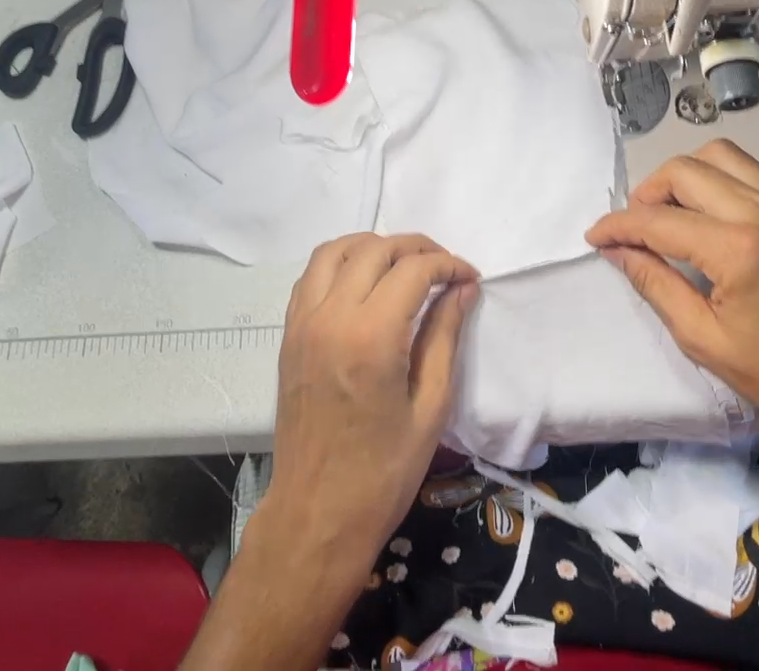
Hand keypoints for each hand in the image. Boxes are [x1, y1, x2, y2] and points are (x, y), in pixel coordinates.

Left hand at [262, 233, 479, 577]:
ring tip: (405, 265)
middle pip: (374, 250)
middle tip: (445, 269)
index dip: (448, 265)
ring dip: (373, 246)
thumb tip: (462, 289)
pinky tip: (364, 282)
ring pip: (334, 251)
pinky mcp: (288, 335)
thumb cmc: (384, 472)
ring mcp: (302, 323)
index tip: (470, 279)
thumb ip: (444, 337)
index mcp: (371, 337)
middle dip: (416, 248)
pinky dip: (340, 263)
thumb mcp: (430, 407)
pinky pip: (311, 277)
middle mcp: (330, 317)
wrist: (317, 512)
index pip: (413, 270)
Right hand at [586, 140, 758, 466]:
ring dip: (683, 176)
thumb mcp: (703, 338)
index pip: (658, 220)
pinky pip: (750, 171)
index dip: (618, 226)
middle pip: (685, 170)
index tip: (594, 237)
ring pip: (720, 156)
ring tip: (668, 213)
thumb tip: (618, 252)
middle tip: (633, 230)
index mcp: (736, 249)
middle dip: (646, 193)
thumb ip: (655, 285)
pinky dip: (718, 178)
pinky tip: (707, 212)